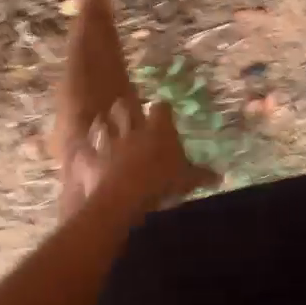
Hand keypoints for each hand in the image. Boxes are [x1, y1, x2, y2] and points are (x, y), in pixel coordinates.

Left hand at [67, 99, 219, 209]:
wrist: (123, 197)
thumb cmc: (160, 183)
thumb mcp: (186, 181)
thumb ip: (201, 175)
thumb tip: (221, 176)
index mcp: (157, 129)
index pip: (161, 108)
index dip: (161, 110)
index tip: (163, 113)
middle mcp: (132, 129)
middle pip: (125, 107)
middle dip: (126, 107)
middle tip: (129, 113)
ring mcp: (108, 142)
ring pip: (102, 123)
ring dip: (103, 125)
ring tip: (106, 129)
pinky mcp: (90, 158)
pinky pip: (84, 149)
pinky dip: (84, 151)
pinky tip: (85, 152)